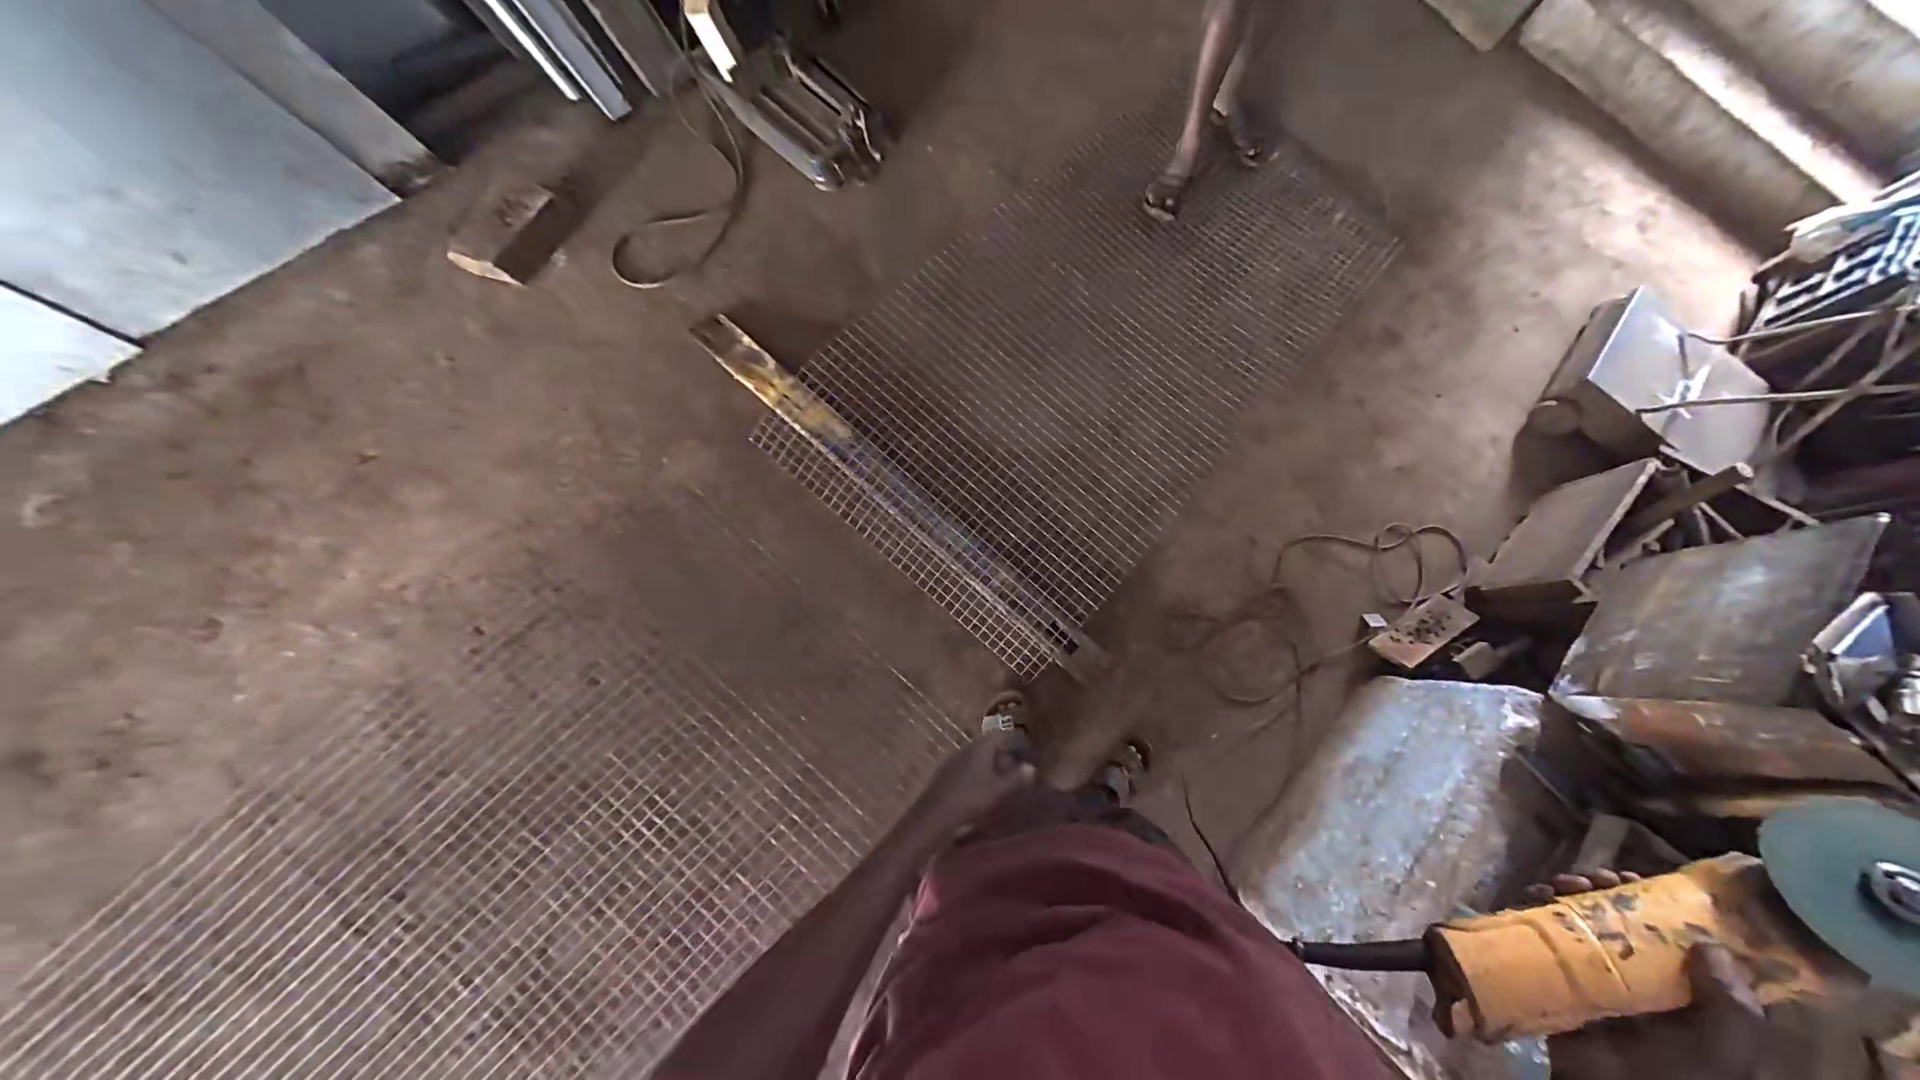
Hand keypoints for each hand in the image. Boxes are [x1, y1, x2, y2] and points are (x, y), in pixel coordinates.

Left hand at [903, 730, 1035, 841]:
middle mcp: (966, 748)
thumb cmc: (971, 798)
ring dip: (988, 768)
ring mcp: (953, 759)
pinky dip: (975, 775)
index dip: (1012, 743)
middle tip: (1012, 775)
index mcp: (980, 747)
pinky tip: (978, 792)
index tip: (1022, 754)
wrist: (936, 813)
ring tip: (998, 786)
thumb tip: (1032, 767)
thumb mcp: (999, 790)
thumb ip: (1017, 778)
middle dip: (1001, 758)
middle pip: (988, 746)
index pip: (999, 735)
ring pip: (976, 758)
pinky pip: (965, 768)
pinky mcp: (945, 772)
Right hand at [1530, 870, 1760, 1079]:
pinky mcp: (1550, 966)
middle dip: (1600, 886)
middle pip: (1612, 912)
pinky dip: (1532, 905)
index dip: (1650, 898)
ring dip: (1566, 890)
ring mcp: (1587, 965)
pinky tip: (1535, 896)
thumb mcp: (1723, 1048)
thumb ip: (1733, 1006)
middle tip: (1593, 878)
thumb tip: (1708, 943)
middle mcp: (1631, 966)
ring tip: (1563, 884)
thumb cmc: (1675, 1073)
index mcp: (1674, 981)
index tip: (1635, 879)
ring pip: (1574, 913)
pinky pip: (1538, 928)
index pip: (1662, 927)